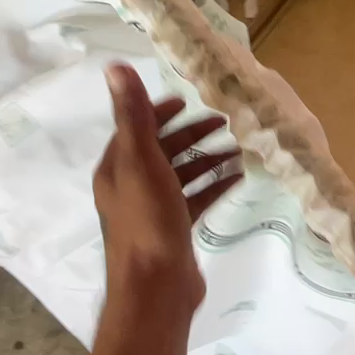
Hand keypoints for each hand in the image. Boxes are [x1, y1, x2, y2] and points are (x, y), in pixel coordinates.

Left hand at [94, 62, 242, 315]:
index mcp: (117, 167)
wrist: (156, 287)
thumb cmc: (148, 221)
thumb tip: (114, 67)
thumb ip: (134, 116)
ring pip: (182, 174)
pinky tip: (238, 178)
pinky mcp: (175, 230)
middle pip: (163, 150)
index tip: (191, 101)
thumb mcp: (141, 161)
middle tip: (225, 122)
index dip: (161, 111)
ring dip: (208, 159)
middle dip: (192, 134)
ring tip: (239, 149)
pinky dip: (214, 185)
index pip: (137, 127)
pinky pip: (196, 198)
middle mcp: (131, 186)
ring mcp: (154, 210)